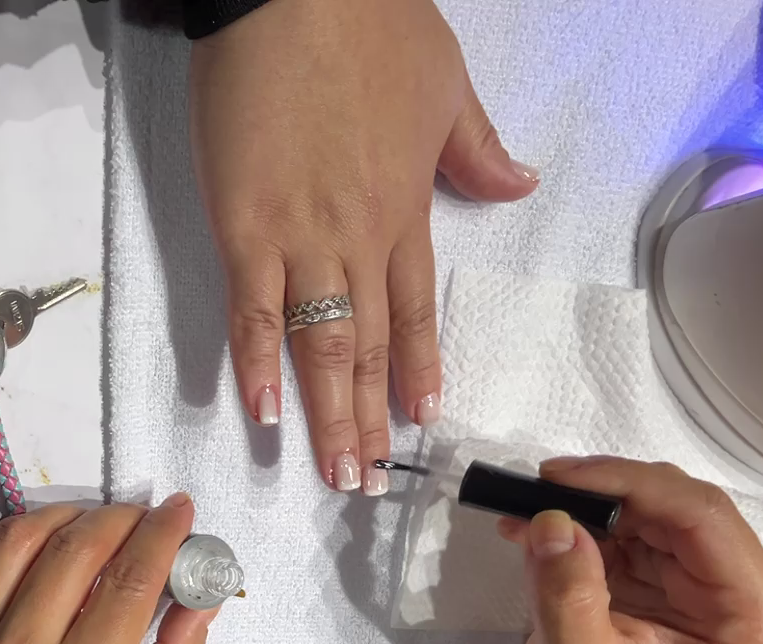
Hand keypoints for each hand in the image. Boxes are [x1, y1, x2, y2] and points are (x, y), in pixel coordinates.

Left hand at [0, 496, 218, 643]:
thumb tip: (203, 597)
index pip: (128, 585)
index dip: (161, 537)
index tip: (181, 510)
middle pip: (77, 549)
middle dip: (122, 517)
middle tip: (148, 517)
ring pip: (23, 538)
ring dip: (72, 514)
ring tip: (103, 522)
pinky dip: (21, 529)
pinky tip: (51, 535)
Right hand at [190, 0, 536, 493]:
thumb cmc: (365, 26)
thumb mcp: (443, 81)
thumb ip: (475, 147)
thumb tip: (517, 186)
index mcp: (403, 210)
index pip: (416, 311)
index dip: (418, 369)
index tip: (422, 421)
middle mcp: (358, 241)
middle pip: (367, 346)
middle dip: (370, 418)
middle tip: (371, 480)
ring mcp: (300, 243)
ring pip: (320, 345)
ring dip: (328, 414)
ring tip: (334, 472)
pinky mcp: (245, 233)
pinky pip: (254, 313)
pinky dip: (257, 365)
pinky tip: (263, 413)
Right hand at [499, 458, 762, 643]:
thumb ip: (568, 594)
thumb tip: (551, 520)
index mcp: (752, 613)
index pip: (703, 518)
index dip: (631, 484)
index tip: (558, 476)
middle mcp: (742, 585)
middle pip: (679, 503)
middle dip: (605, 489)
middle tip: (535, 486)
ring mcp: (703, 574)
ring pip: (649, 505)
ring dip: (584, 502)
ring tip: (523, 510)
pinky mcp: (665, 570)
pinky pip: (624, 524)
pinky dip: (576, 520)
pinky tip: (530, 526)